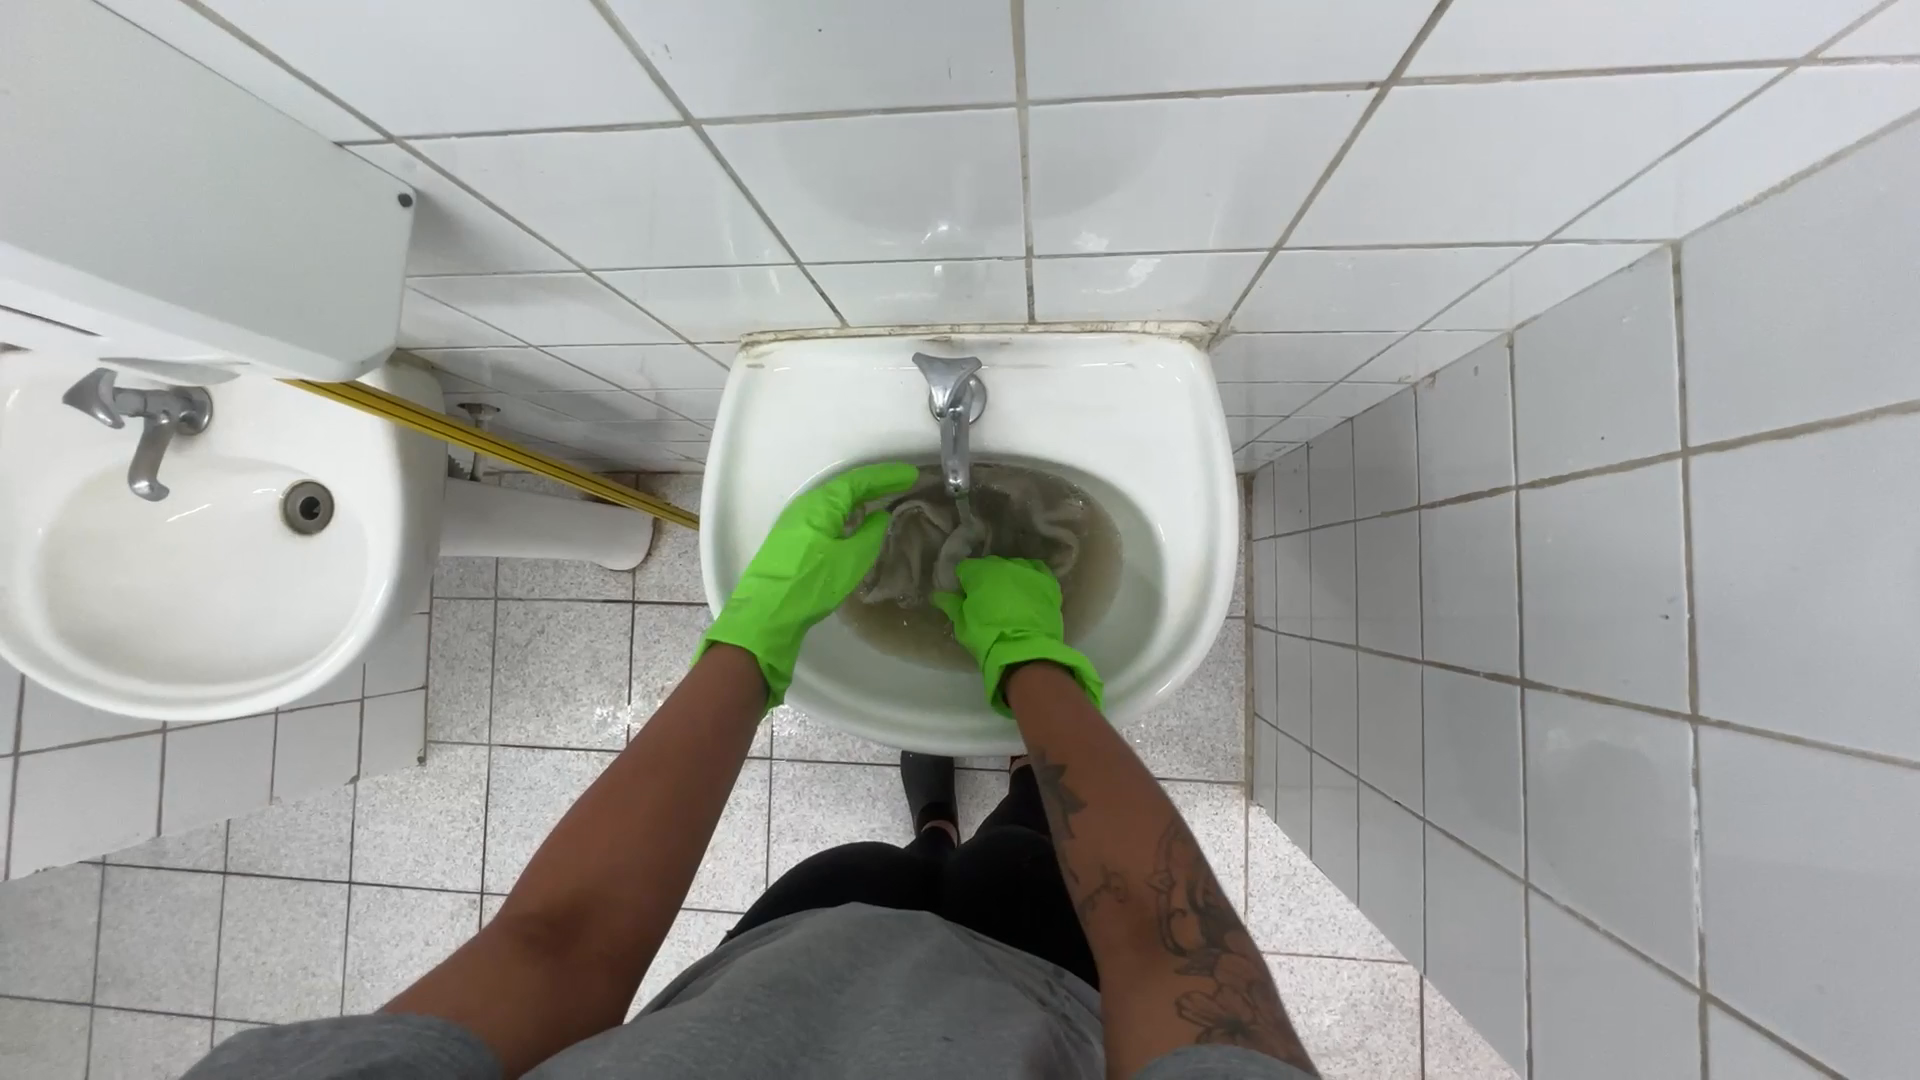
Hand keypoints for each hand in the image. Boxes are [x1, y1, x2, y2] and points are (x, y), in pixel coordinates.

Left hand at [700, 462, 918, 706]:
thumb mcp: (852, 560)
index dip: (887, 476)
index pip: (860, 480)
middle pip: (846, 487)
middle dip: (876, 484)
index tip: (911, 475)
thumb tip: (879, 515)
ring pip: (835, 501)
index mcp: (822, 505)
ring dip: (861, 498)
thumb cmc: (811, 584)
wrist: (766, 613)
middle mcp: (807, 505)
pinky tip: (858, 522)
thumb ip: (871, 533)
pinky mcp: (793, 538)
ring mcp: (797, 521)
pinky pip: (827, 515)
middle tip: (904, 484)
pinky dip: (848, 512)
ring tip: (885, 499)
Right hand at [932, 556, 1103, 716]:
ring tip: (1010, 599)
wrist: (1024, 652)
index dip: (963, 583)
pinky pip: (1037, 572)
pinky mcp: (1049, 582)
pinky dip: (1030, 580)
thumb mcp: (961, 623)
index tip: (965, 597)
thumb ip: (950, 604)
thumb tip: (937, 594)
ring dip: (1009, 578)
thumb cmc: (986, 637)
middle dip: (986, 579)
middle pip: (990, 566)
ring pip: (1014, 568)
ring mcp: (1029, 571)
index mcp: (979, 571)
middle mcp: (1005, 564)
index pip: (965, 569)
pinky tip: (1029, 592)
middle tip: (987, 601)